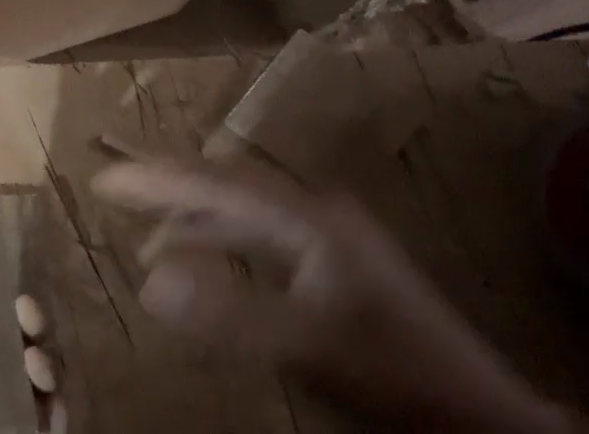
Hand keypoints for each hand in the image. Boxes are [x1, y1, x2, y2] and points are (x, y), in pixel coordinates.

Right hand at [92, 159, 585, 433]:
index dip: (156, 179)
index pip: (216, 183)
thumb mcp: (306, 345)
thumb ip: (226, 311)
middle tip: (119, 191)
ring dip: (194, 214)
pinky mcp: (337, 258)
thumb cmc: (394, 374)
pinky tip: (205, 258)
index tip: (104, 180)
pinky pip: (262, 231)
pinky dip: (223, 237)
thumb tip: (147, 277)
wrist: (484, 419)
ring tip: (151, 233)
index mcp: (311, 218)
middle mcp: (318, 211)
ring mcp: (331, 232)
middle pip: (228, 183)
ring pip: (244, 206)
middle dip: (170, 185)